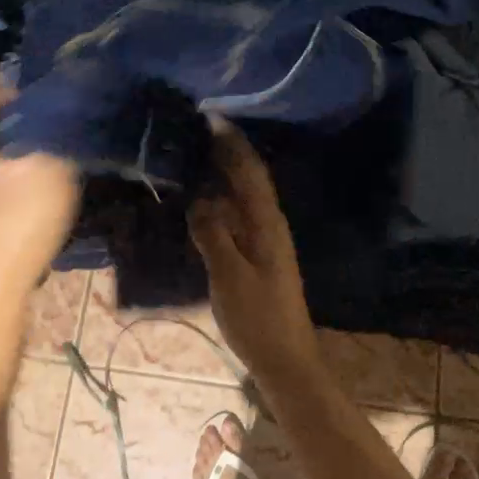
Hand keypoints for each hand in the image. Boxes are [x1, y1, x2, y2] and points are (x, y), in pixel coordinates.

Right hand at [188, 117, 324, 383]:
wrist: (285, 360)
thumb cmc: (258, 318)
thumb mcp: (229, 277)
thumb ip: (213, 235)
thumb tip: (198, 199)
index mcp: (267, 223)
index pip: (250, 172)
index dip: (232, 144)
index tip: (211, 118)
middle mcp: (269, 224)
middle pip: (247, 179)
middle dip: (226, 153)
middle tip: (195, 130)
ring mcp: (265, 241)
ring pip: (242, 197)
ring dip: (222, 175)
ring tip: (193, 157)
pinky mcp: (257, 256)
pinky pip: (237, 216)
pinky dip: (220, 202)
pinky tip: (201, 203)